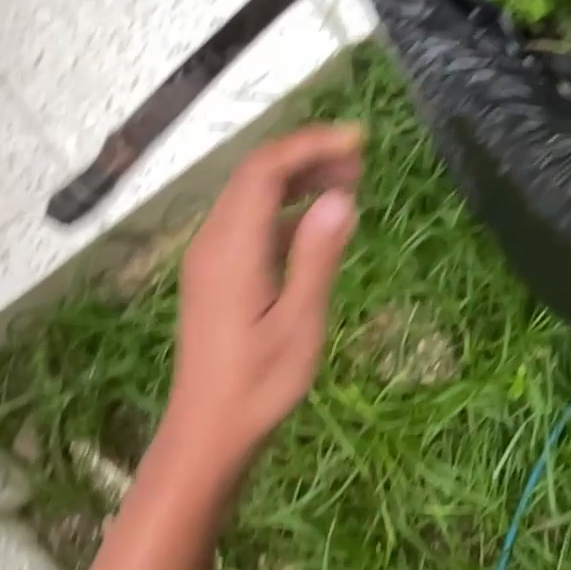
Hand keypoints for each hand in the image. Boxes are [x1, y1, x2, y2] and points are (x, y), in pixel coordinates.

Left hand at [163, 124, 362, 471]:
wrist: (209, 427)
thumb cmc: (260, 383)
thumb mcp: (300, 322)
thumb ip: (317, 257)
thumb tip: (340, 199)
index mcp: (232, 248)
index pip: (265, 171)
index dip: (310, 146)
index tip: (358, 141)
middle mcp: (214, 242)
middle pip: (255, 176)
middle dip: (306, 158)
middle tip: (361, 162)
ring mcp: (212, 258)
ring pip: (252, 199)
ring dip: (297, 183)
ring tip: (348, 186)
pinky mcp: (218, 276)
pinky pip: (251, 225)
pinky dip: (287, 211)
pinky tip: (317, 226)